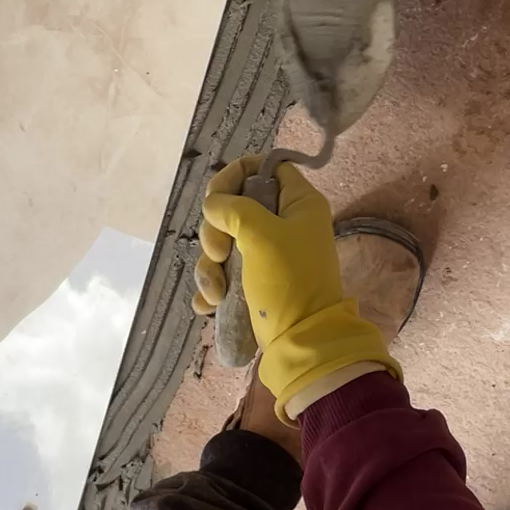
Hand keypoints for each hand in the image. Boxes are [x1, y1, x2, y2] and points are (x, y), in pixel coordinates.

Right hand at [191, 155, 398, 413]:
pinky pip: (224, 272)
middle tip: (219, 254)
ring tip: (216, 293)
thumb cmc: (289, 281)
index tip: (217, 199)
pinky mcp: (256, 282)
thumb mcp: (261, 236)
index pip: (264, 166)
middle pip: (235, 206)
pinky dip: (213, 286)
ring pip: (224, 241)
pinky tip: (208, 305)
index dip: (235, 176)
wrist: (301, 342)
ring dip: (211, 266)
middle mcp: (285, 223)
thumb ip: (233, 208)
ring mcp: (269, 254)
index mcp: (298, 203)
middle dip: (215, 231)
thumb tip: (213, 203)